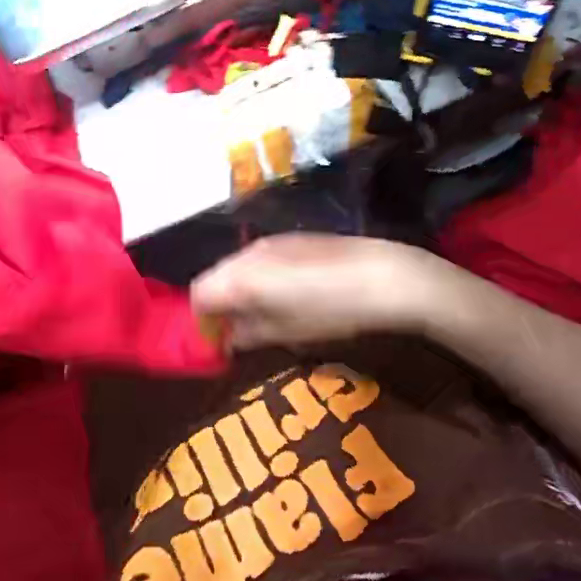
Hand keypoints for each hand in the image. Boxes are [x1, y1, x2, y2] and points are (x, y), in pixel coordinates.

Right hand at [191, 233, 469, 348]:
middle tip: (237, 331)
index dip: (201, 321)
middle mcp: (245, 254)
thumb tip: (227, 338)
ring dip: (238, 290)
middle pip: (214, 278)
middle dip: (219, 304)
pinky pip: (258, 258)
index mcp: (237, 278)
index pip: (198, 295)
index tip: (218, 342)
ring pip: (236, 267)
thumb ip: (246, 334)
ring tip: (263, 314)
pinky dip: (257, 277)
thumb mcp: (286, 333)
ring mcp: (268, 242)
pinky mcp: (289, 238)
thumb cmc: (330, 312)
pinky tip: (286, 293)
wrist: (382, 275)